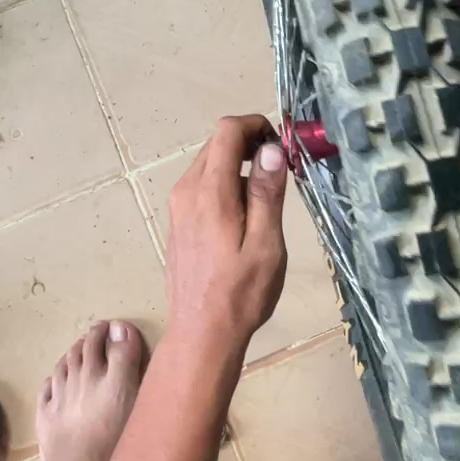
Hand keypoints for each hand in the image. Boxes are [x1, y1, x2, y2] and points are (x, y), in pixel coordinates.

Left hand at [165, 115, 288, 349]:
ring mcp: (179, 206)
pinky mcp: (179, 220)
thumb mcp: (266, 243)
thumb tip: (271, 148)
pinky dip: (226, 184)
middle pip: (217, 144)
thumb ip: (267, 192)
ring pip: (210, 163)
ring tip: (266, 200)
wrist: (201, 334)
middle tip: (280, 172)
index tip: (281, 145)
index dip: (256, 126)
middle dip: (250, 145)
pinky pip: (202, 185)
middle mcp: (187, 190)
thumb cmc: (240, 292)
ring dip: (239, 166)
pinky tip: (244, 218)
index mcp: (210, 191)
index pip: (227, 131)